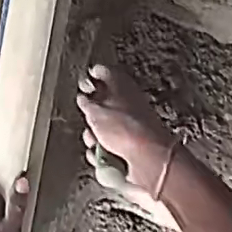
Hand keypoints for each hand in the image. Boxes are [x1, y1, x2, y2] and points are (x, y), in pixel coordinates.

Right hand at [76, 63, 176, 204]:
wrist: (148, 157)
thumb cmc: (125, 128)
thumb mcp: (95, 110)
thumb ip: (86, 103)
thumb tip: (82, 99)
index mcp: (122, 87)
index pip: (106, 73)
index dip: (94, 75)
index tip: (87, 76)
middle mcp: (128, 105)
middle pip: (103, 103)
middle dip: (90, 114)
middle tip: (87, 117)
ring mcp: (130, 127)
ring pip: (103, 128)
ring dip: (94, 137)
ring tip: (95, 142)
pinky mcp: (131, 148)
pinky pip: (109, 148)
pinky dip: (102, 154)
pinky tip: (102, 156)